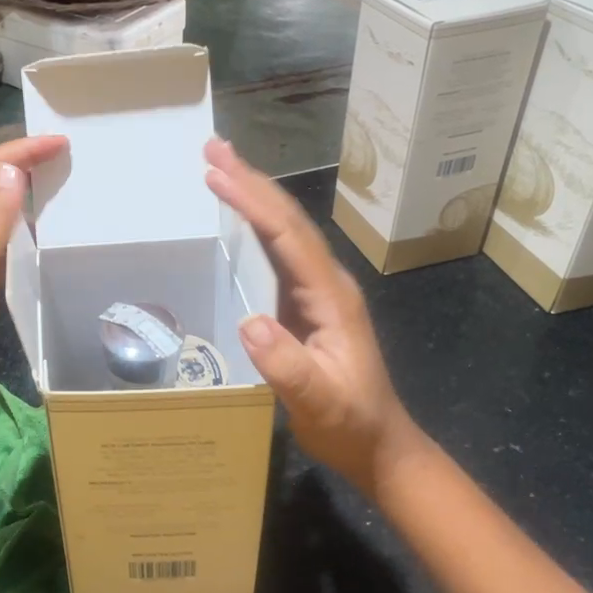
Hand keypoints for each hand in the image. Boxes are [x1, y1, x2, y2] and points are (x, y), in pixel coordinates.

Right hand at [204, 138, 425, 492]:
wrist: (378, 444)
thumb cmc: (350, 423)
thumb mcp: (319, 401)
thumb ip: (287, 365)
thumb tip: (249, 321)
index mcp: (330, 296)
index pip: (289, 237)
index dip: (253, 202)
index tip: (217, 174)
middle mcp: (325, 282)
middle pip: (287, 220)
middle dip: (251, 181)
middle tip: (213, 148)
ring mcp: (316, 290)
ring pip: (283, 229)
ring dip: (252, 195)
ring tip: (219, 165)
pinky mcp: (304, 302)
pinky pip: (276, 250)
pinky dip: (253, 223)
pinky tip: (237, 213)